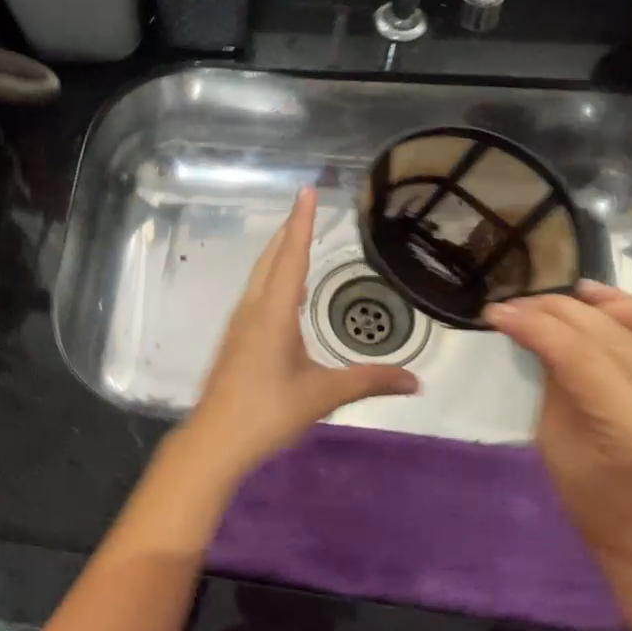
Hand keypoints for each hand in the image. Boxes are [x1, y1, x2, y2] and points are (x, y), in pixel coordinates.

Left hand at [182, 188, 418, 476]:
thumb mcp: (323, 395)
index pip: (291, 256)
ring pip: (259, 277)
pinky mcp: (234, 340)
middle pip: (270, 259)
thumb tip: (417, 381)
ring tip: (296, 239)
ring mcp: (239, 324)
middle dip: (288, 231)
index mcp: (273, 313)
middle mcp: (253, 309)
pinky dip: (271, 279)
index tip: (306, 190)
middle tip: (305, 206)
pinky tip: (283, 293)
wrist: (214, 440)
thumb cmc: (268, 412)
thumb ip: (369, 381)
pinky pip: (256, 295)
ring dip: (277, 254)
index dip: (300, 222)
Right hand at [483, 281, 631, 574]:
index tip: (496, 313)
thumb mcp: (555, 442)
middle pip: (614, 333)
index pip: (582, 357)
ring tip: (566, 302)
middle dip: (557, 311)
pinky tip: (601, 305)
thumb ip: (555, 380)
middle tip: (517, 306)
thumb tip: (536, 329)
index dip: (536, 326)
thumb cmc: (595, 504)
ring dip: (607, 305)